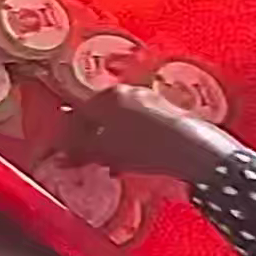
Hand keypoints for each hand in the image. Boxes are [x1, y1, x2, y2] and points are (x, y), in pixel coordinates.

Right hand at [64, 84, 245, 183]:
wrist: (194, 153)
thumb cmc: (147, 146)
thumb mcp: (104, 152)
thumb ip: (78, 152)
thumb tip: (61, 157)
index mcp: (108, 94)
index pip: (77, 112)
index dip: (68, 135)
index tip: (64, 150)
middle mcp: (129, 92)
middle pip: (99, 115)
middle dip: (90, 138)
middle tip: (84, 157)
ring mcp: (150, 101)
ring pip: (119, 121)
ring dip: (110, 142)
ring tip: (108, 163)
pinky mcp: (168, 113)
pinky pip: (138, 126)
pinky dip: (129, 142)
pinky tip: (130, 160)